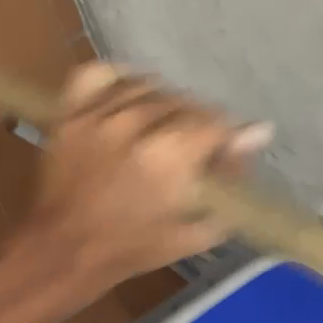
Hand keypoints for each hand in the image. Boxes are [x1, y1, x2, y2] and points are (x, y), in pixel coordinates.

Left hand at [22, 63, 271, 289]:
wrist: (65, 248)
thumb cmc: (135, 247)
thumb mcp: (199, 228)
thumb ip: (232, 177)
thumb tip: (257, 133)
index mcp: (170, 155)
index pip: (215, 120)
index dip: (226, 133)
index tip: (224, 146)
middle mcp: (134, 125)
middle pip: (181, 101)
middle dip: (195, 121)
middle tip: (191, 143)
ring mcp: (97, 115)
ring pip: (144, 85)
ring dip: (161, 101)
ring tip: (161, 123)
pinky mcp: (68, 114)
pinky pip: (95, 74)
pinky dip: (116, 76)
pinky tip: (129, 90)